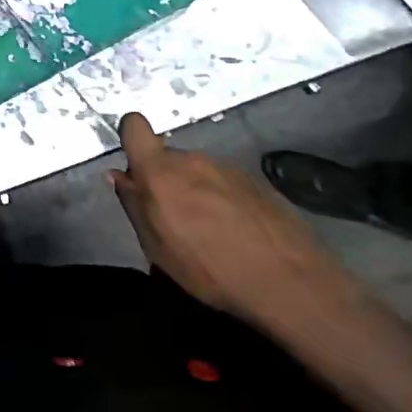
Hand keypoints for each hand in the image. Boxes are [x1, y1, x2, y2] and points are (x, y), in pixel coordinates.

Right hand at [110, 113, 344, 323]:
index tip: (135, 166)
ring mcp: (230, 169)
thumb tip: (118, 176)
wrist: (293, 285)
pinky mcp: (261, 185)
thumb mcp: (156, 245)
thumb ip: (133, 204)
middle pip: (169, 158)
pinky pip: (229, 186)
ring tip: (213, 232)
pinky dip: (227, 203)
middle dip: (166, 180)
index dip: (130, 137)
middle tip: (174, 217)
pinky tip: (240, 235)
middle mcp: (192, 159)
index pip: (134, 126)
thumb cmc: (210, 267)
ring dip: (198, 192)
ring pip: (200, 173)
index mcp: (159, 169)